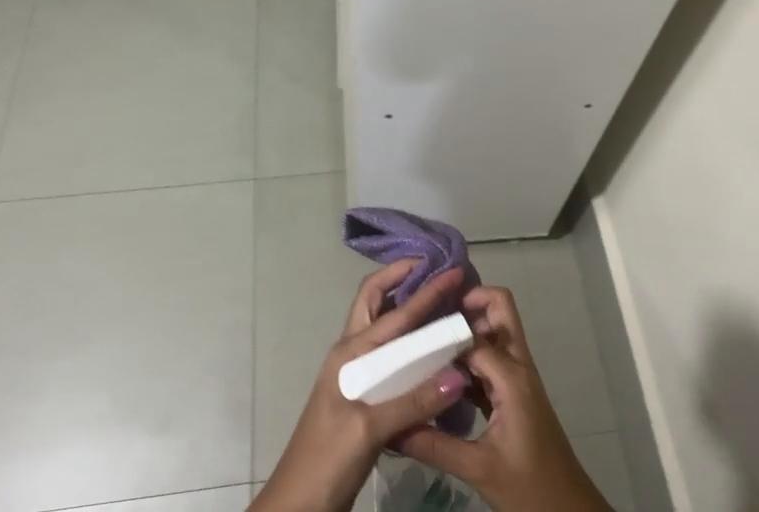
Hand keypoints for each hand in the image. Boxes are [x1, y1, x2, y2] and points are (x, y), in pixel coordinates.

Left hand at [253, 261, 471, 511]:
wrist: (299, 503)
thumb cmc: (326, 458)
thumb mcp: (368, 430)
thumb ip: (412, 402)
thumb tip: (459, 374)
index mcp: (350, 353)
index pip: (392, 310)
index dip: (422, 287)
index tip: (451, 269)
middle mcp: (353, 356)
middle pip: (377, 304)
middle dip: (405, 282)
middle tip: (439, 273)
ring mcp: (357, 377)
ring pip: (386, 331)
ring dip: (411, 313)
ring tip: (444, 304)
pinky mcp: (365, 400)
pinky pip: (393, 363)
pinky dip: (414, 350)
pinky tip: (437, 356)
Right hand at [396, 287, 612, 511]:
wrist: (568, 510)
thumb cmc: (530, 487)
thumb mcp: (478, 468)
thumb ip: (433, 446)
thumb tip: (389, 428)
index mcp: (512, 377)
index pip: (472, 335)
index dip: (442, 331)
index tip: (408, 331)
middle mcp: (518, 367)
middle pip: (499, 310)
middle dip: (467, 303)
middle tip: (427, 316)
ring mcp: (518, 379)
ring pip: (494, 333)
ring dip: (465, 328)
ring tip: (423, 340)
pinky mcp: (513, 395)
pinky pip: (490, 361)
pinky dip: (467, 358)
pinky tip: (437, 375)